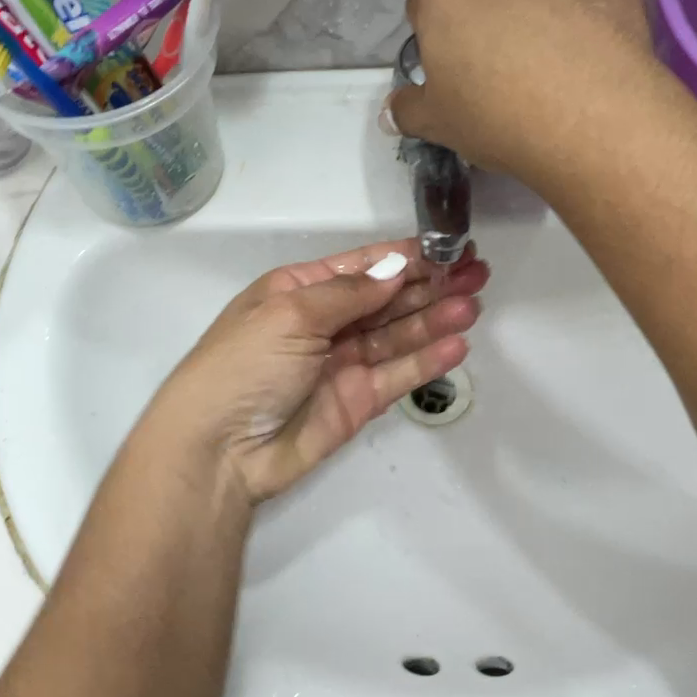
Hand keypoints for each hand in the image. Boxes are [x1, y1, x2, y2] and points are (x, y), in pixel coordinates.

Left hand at [145, 239, 488, 503]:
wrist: (219, 449)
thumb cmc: (243, 366)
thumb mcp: (289, 314)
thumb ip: (349, 293)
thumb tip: (396, 269)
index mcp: (299, 291)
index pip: (363, 267)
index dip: (406, 257)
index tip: (449, 247)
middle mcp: (324, 323)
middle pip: (387, 299)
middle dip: (430, 285)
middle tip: (477, 273)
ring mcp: (343, 364)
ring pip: (398, 336)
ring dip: (434, 319)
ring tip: (473, 305)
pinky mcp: (357, 402)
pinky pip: (397, 375)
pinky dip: (426, 361)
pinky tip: (457, 345)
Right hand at [385, 0, 681, 187]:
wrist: (591, 122)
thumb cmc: (495, 118)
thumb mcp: (438, 125)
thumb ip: (408, 111)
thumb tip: (391, 110)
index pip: (424, 3)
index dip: (433, 39)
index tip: (449, 73)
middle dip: (486, 21)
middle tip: (499, 75)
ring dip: (537, 18)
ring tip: (550, 74)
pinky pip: (588, 2)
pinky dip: (586, 25)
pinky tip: (590, 68)